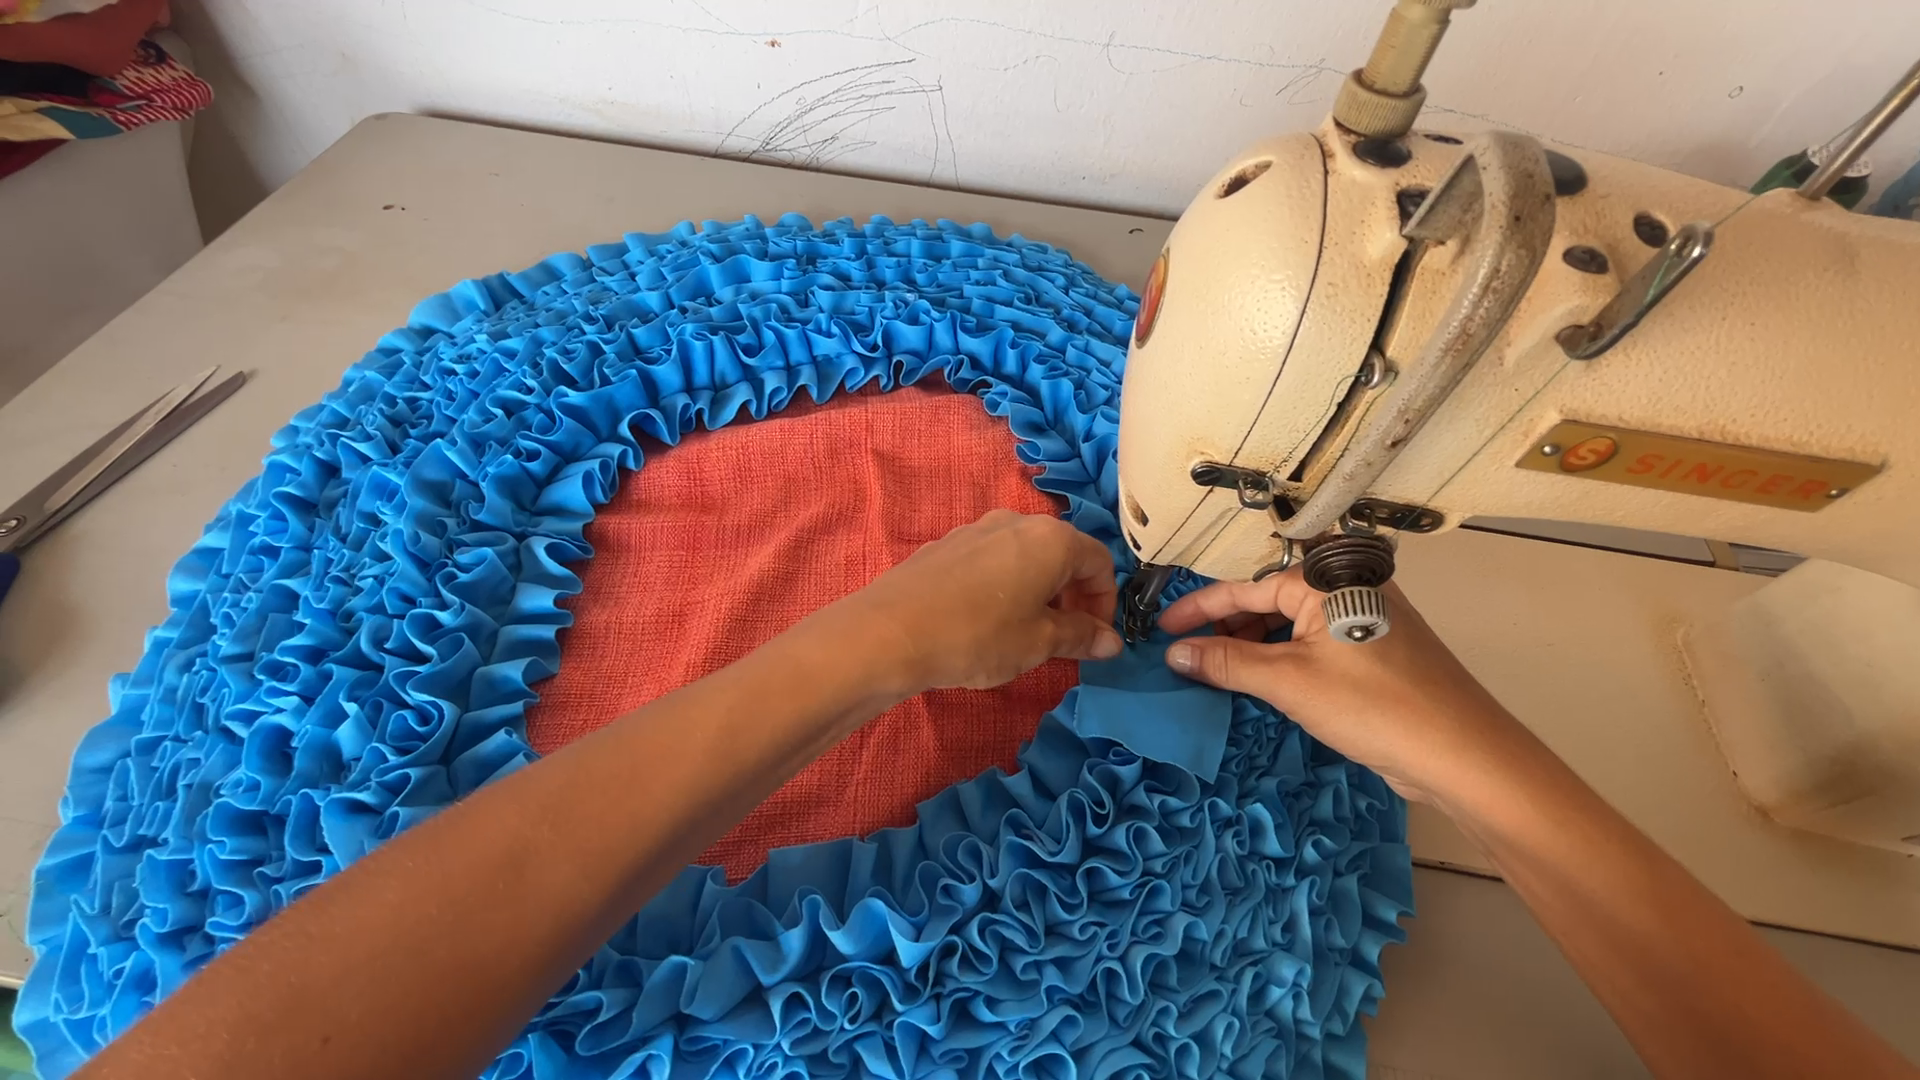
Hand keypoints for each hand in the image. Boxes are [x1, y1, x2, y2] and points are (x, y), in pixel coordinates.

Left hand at [834, 510, 1122, 693]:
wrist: (891, 632)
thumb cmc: (979, 635)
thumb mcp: (1038, 643)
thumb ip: (1081, 636)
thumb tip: (1112, 642)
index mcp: (1052, 539)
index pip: (1100, 562)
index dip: (1106, 602)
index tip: (1095, 639)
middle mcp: (1016, 522)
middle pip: (1063, 554)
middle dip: (1073, 596)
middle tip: (1065, 639)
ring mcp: (976, 529)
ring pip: (1025, 557)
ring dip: (1039, 591)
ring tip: (1025, 633)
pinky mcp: (946, 545)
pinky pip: (992, 561)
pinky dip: (1004, 586)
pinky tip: (985, 621)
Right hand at [1159, 567, 1530, 803]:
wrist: (1465, 756)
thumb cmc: (1372, 706)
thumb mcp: (1288, 681)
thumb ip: (1226, 662)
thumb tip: (1173, 654)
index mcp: (1324, 579)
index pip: (1243, 587)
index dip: (1197, 609)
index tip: (1161, 631)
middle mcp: (1346, 587)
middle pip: (1266, 599)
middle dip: (1223, 627)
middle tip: (1185, 655)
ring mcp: (1364, 618)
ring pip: (1289, 622)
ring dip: (1249, 644)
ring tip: (1214, 668)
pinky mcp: (1375, 650)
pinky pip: (1311, 643)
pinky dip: (1279, 656)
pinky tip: (1257, 677)